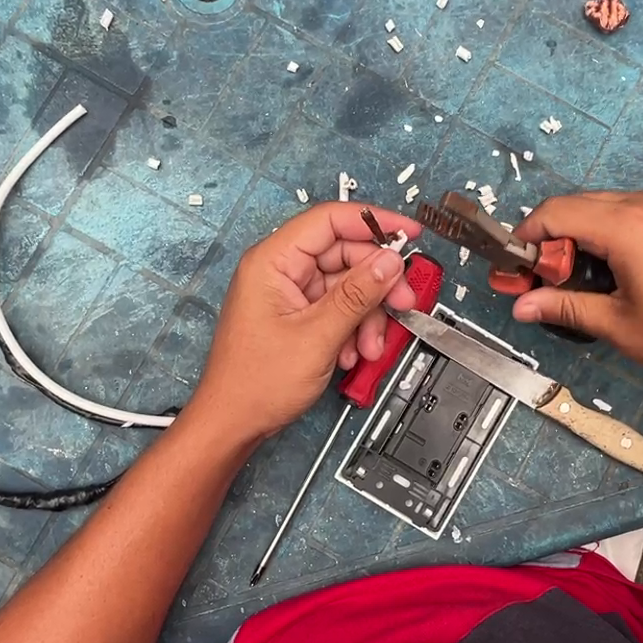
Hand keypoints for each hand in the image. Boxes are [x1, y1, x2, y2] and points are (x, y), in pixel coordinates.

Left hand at [188, 204, 422, 444]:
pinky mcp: (297, 315)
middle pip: (344, 256)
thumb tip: (388, 262)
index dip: (374, 222)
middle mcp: (280, 271)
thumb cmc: (254, 384)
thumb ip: (357, 295)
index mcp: (273, 262)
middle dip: (376, 284)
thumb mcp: (318, 336)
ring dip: (366, 316)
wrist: (234, 423)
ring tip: (369, 347)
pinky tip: (352, 353)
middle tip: (402, 303)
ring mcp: (289, 294)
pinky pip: (337, 309)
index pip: (330, 220)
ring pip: (346, 286)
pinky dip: (353, 329)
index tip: (408, 233)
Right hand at [509, 190, 642, 394]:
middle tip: (543, 283)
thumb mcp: (622, 327)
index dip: (525, 238)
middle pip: (578, 206)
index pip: (555, 212)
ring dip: (581, 238)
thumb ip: (566, 309)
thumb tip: (521, 306)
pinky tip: (620, 275)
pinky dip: (611, 236)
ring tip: (582, 284)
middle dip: (551, 240)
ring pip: (606, 209)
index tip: (515, 268)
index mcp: (627, 226)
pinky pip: (635, 215)